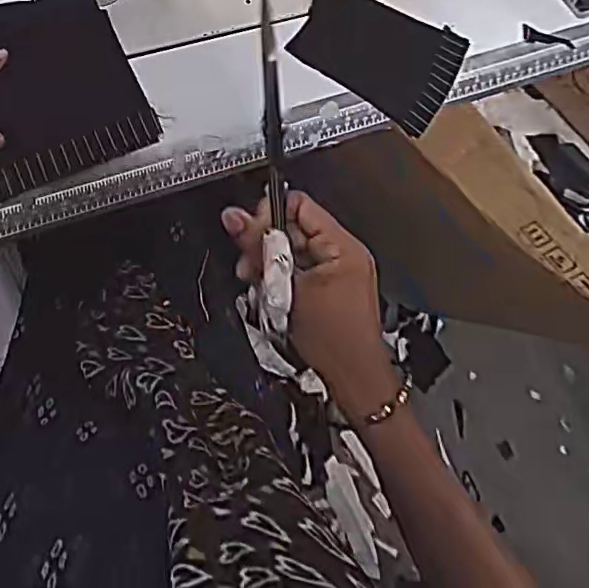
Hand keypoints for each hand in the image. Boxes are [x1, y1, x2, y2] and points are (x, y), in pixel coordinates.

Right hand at [222, 190, 401, 419]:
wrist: (353, 383)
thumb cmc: (332, 341)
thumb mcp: (285, 288)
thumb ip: (259, 248)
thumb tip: (235, 217)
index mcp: (342, 245)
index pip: (298, 204)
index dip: (269, 215)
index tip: (252, 236)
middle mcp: (342, 252)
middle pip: (290, 226)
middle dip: (264, 244)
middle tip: (252, 265)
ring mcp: (337, 269)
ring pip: (289, 248)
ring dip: (267, 263)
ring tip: (259, 283)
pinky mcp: (328, 285)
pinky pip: (295, 266)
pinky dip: (277, 277)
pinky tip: (269, 292)